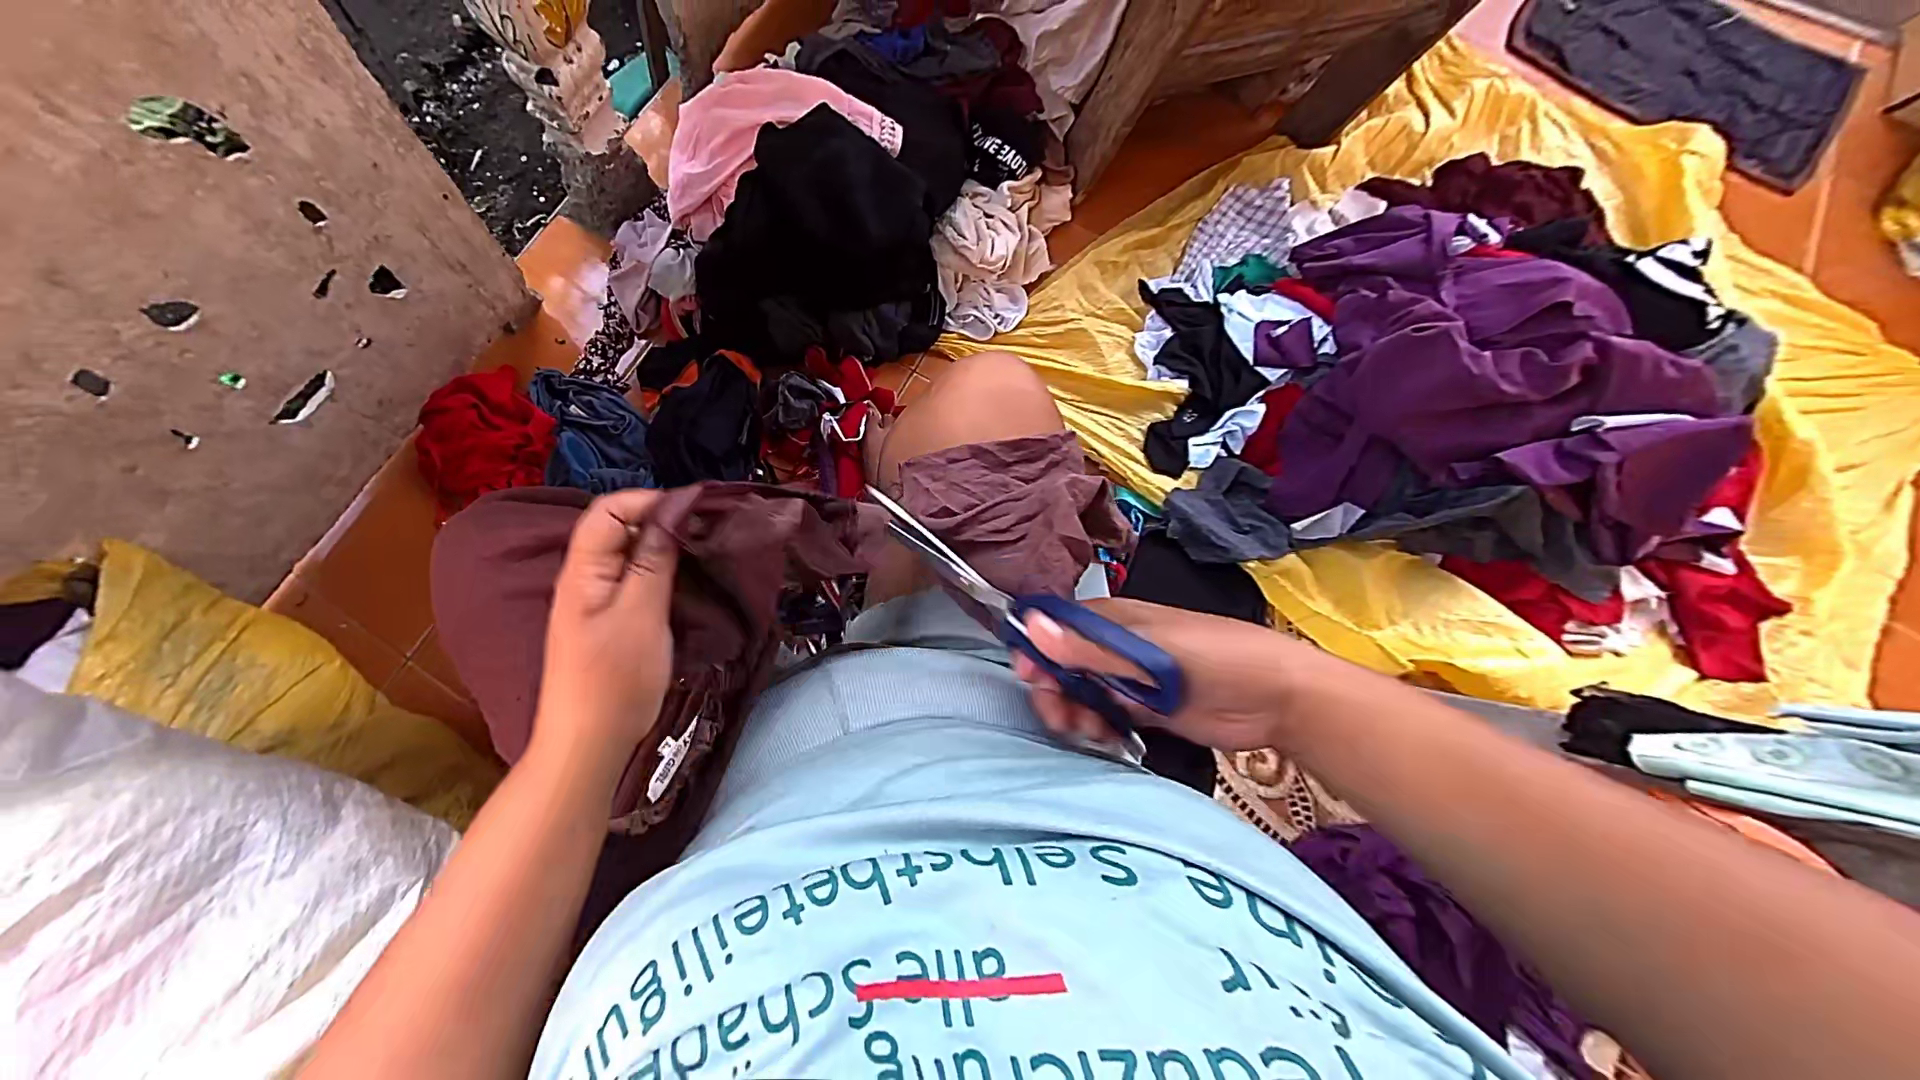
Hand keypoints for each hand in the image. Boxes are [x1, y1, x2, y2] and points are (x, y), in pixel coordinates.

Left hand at [533, 489, 678, 765]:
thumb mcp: (642, 614)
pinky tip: (686, 579)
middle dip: (661, 519)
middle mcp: (584, 578)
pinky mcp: (609, 620)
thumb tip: (671, 513)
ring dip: (664, 546)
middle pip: (618, 528)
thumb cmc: (615, 679)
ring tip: (702, 549)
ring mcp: (595, 600)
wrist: (590, 742)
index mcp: (582, 571)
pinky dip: (661, 571)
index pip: (609, 510)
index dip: (649, 500)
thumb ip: (655, 561)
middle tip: (706, 528)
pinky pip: (635, 579)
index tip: (695, 508)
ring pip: (629, 554)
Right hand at [1011, 598, 1348, 751]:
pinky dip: (1098, 727)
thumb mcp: (1148, 652)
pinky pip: (1105, 716)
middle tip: (1063, 716)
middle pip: (1063, 664)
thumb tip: (1031, 625)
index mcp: (1114, 620)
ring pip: (1081, 694)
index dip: (1037, 648)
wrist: (1276, 697)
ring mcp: (1129, 678)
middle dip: (1054, 690)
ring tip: (1092, 731)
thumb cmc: (1214, 658)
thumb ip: (1088, 648)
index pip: (1058, 626)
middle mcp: (1115, 646)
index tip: (1030, 676)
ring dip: (1075, 713)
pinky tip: (1108, 738)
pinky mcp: (1144, 708)